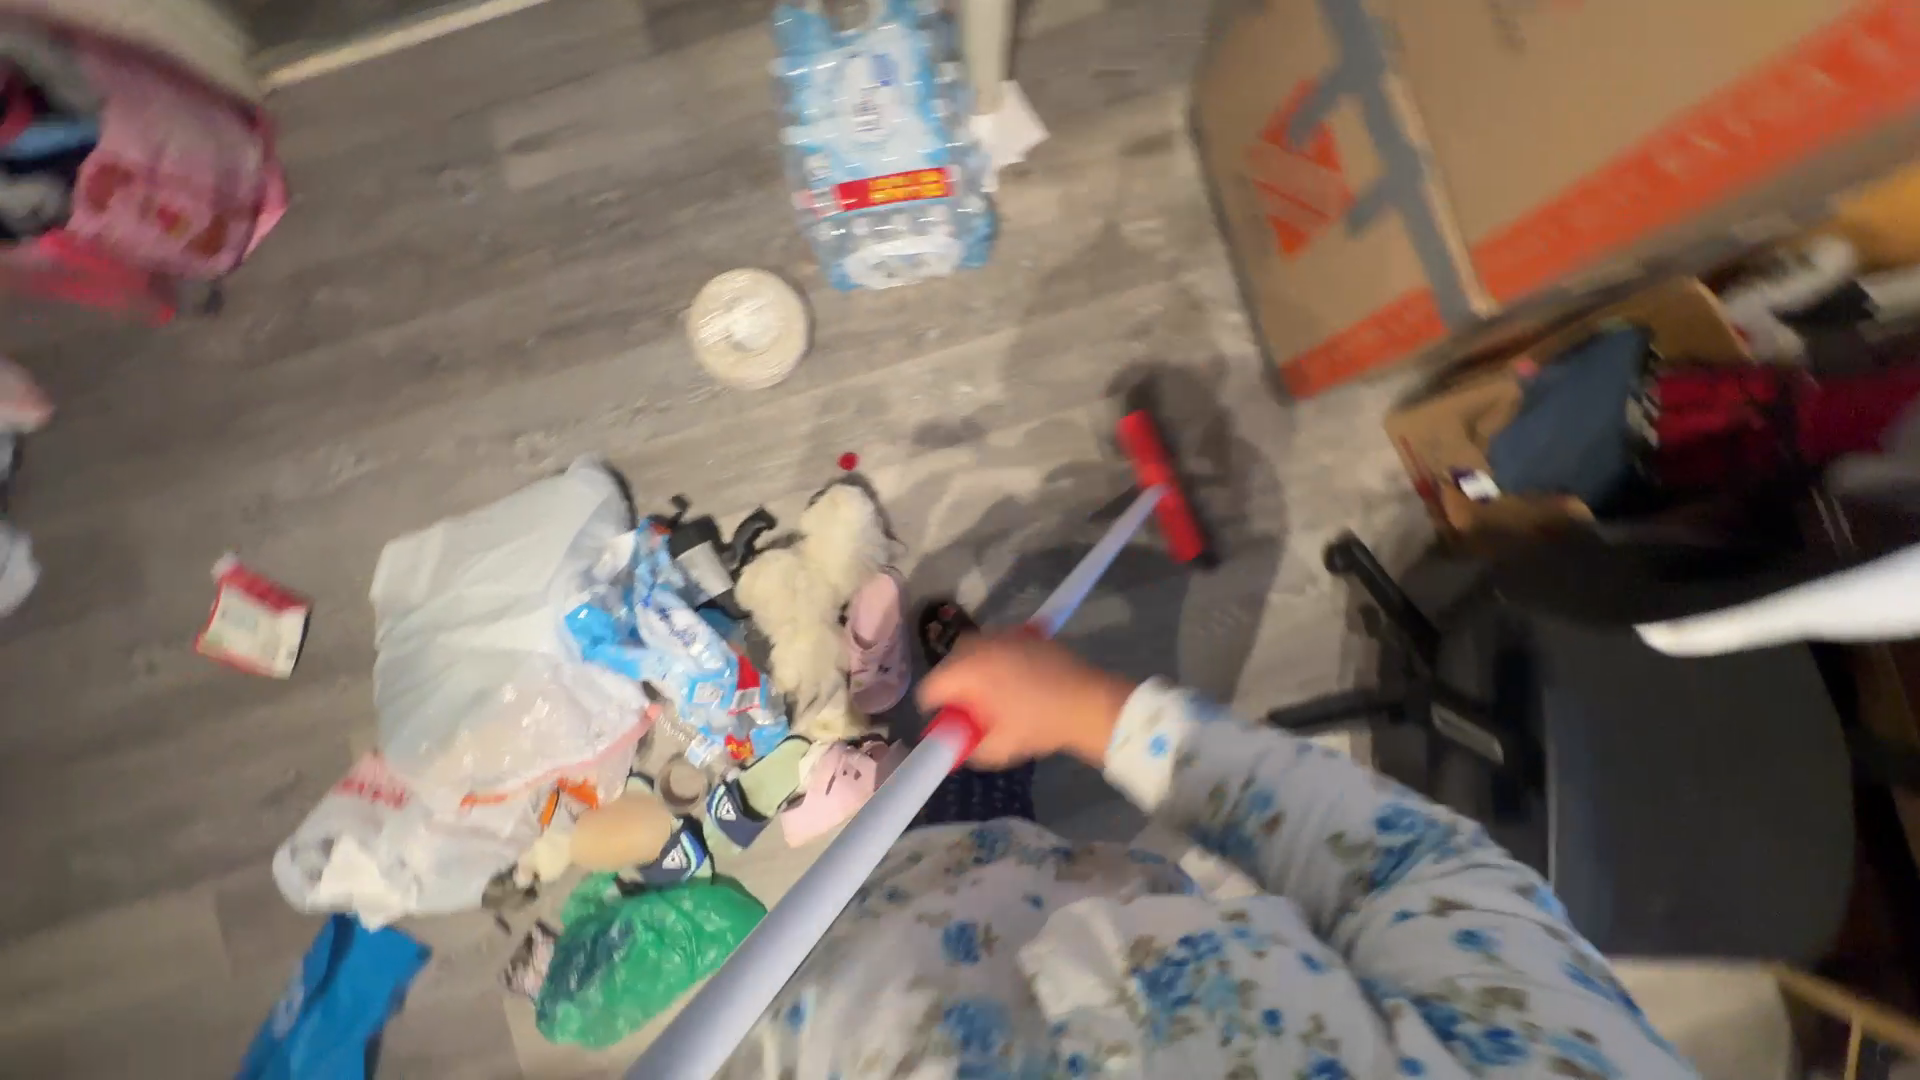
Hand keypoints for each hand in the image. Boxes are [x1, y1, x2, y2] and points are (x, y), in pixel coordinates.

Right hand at [915, 633, 1135, 768]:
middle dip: (954, 686)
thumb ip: (967, 748)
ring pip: (973, 650)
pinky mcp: (1025, 632)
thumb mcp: (998, 748)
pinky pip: (997, 644)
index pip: (930, 687)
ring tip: (993, 695)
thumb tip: (953, 746)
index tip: (947, 723)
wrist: (1089, 702)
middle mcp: (980, 645)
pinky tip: (1014, 680)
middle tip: (971, 710)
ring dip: (974, 670)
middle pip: (949, 664)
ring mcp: (1004, 634)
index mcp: (968, 671)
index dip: (933, 709)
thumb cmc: (1040, 725)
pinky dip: (996, 659)